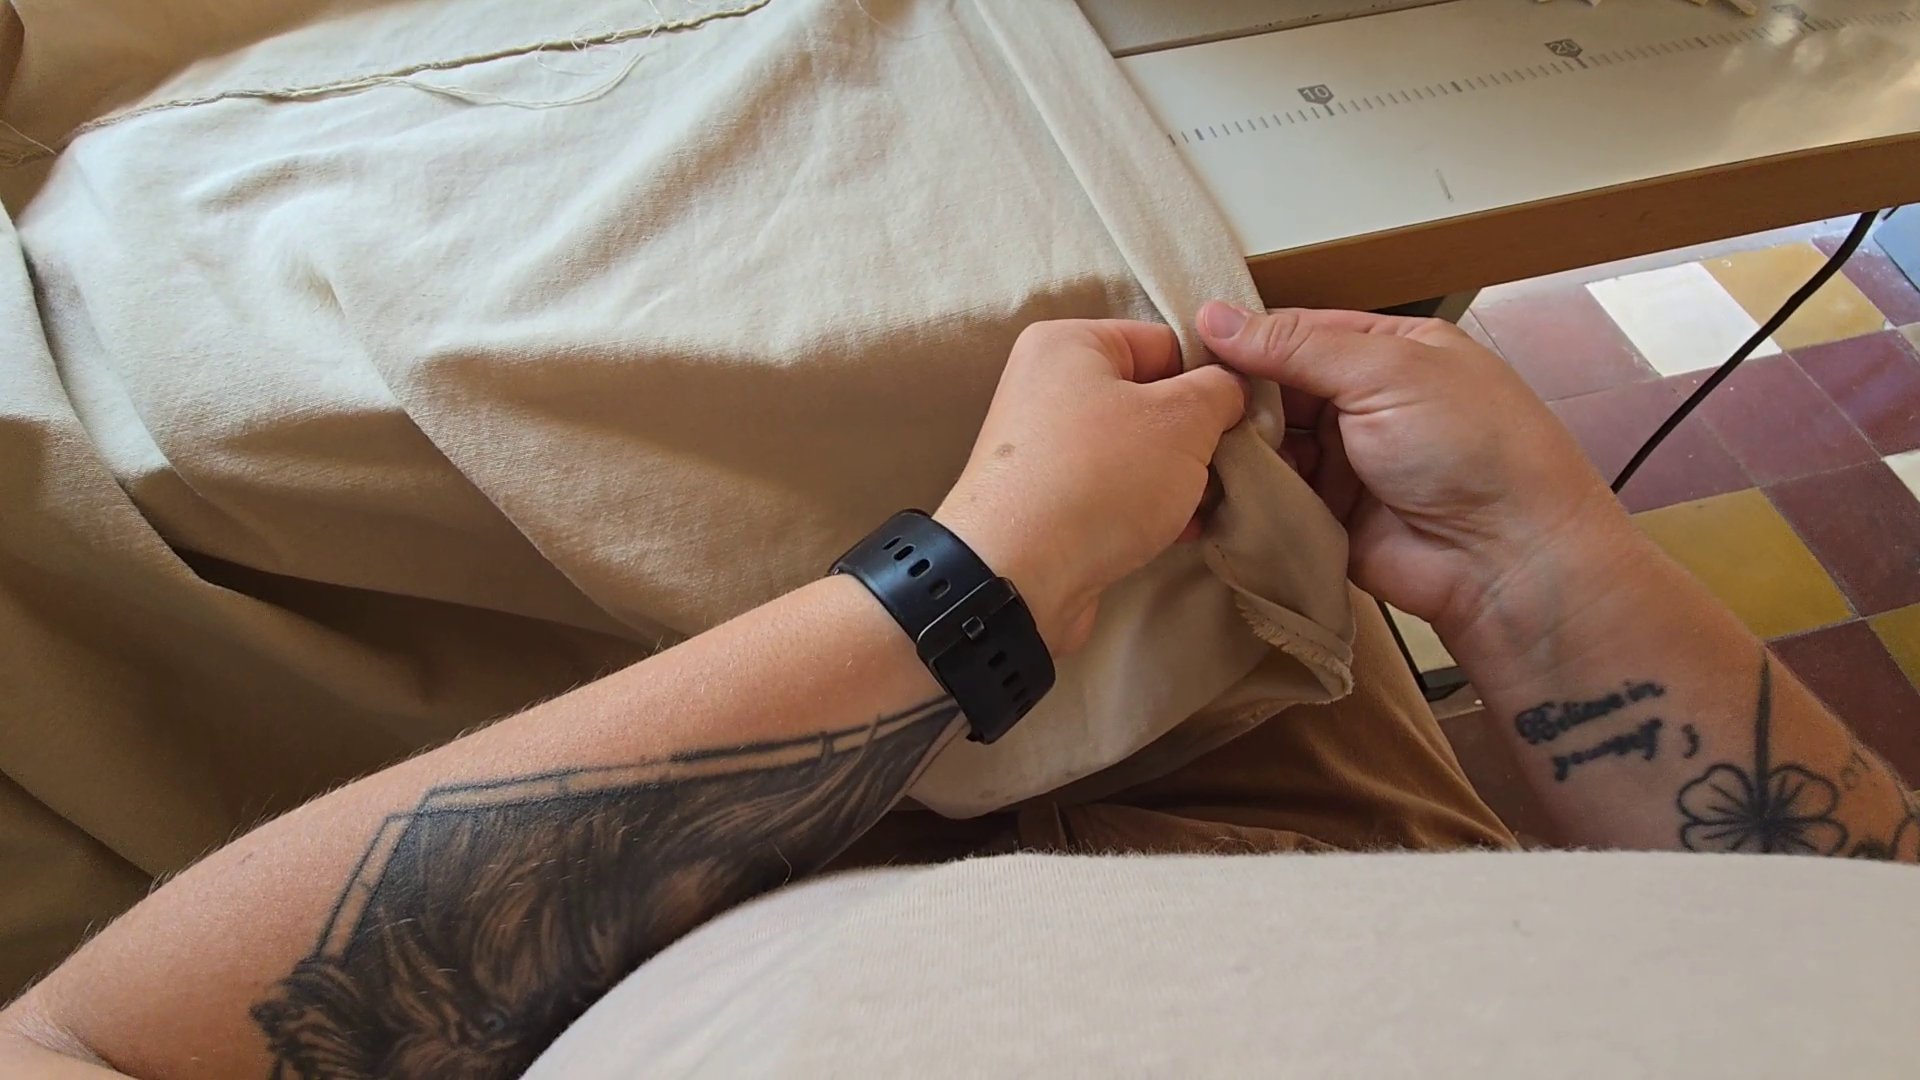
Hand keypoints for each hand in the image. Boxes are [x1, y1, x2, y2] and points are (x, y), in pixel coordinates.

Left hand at [935, 319, 1246, 654]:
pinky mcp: (1046, 502)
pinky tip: (1180, 531)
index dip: (1212, 379)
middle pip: (1149, 401)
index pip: (1164, 344)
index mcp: (1067, 344)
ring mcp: (1043, 450)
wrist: (1020, 578)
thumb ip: (1220, 391)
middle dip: (1197, 437)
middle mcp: (1046, 389)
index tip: (1247, 417)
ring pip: (1136, 452)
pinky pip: (1112, 491)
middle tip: (1233, 466)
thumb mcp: (1181, 420)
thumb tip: (1231, 391)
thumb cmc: (1101, 477)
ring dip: (1179, 479)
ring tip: (1209, 504)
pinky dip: (1146, 508)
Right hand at [1197, 302, 1634, 635]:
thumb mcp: (1385, 373)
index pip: (1295, 333)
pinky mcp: (1320, 508)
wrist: (1502, 560)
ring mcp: (1338, 458)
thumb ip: (1295, 347)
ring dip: (1233, 445)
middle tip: (1181, 405)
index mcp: (1385, 352)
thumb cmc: (1465, 447)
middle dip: (1233, 397)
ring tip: (1189, 447)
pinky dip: (1242, 487)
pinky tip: (1208, 484)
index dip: (1242, 340)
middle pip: (1273, 388)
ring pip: (1266, 440)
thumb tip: (1213, 316)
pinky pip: (1269, 489)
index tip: (1184, 349)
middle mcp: (1357, 401)